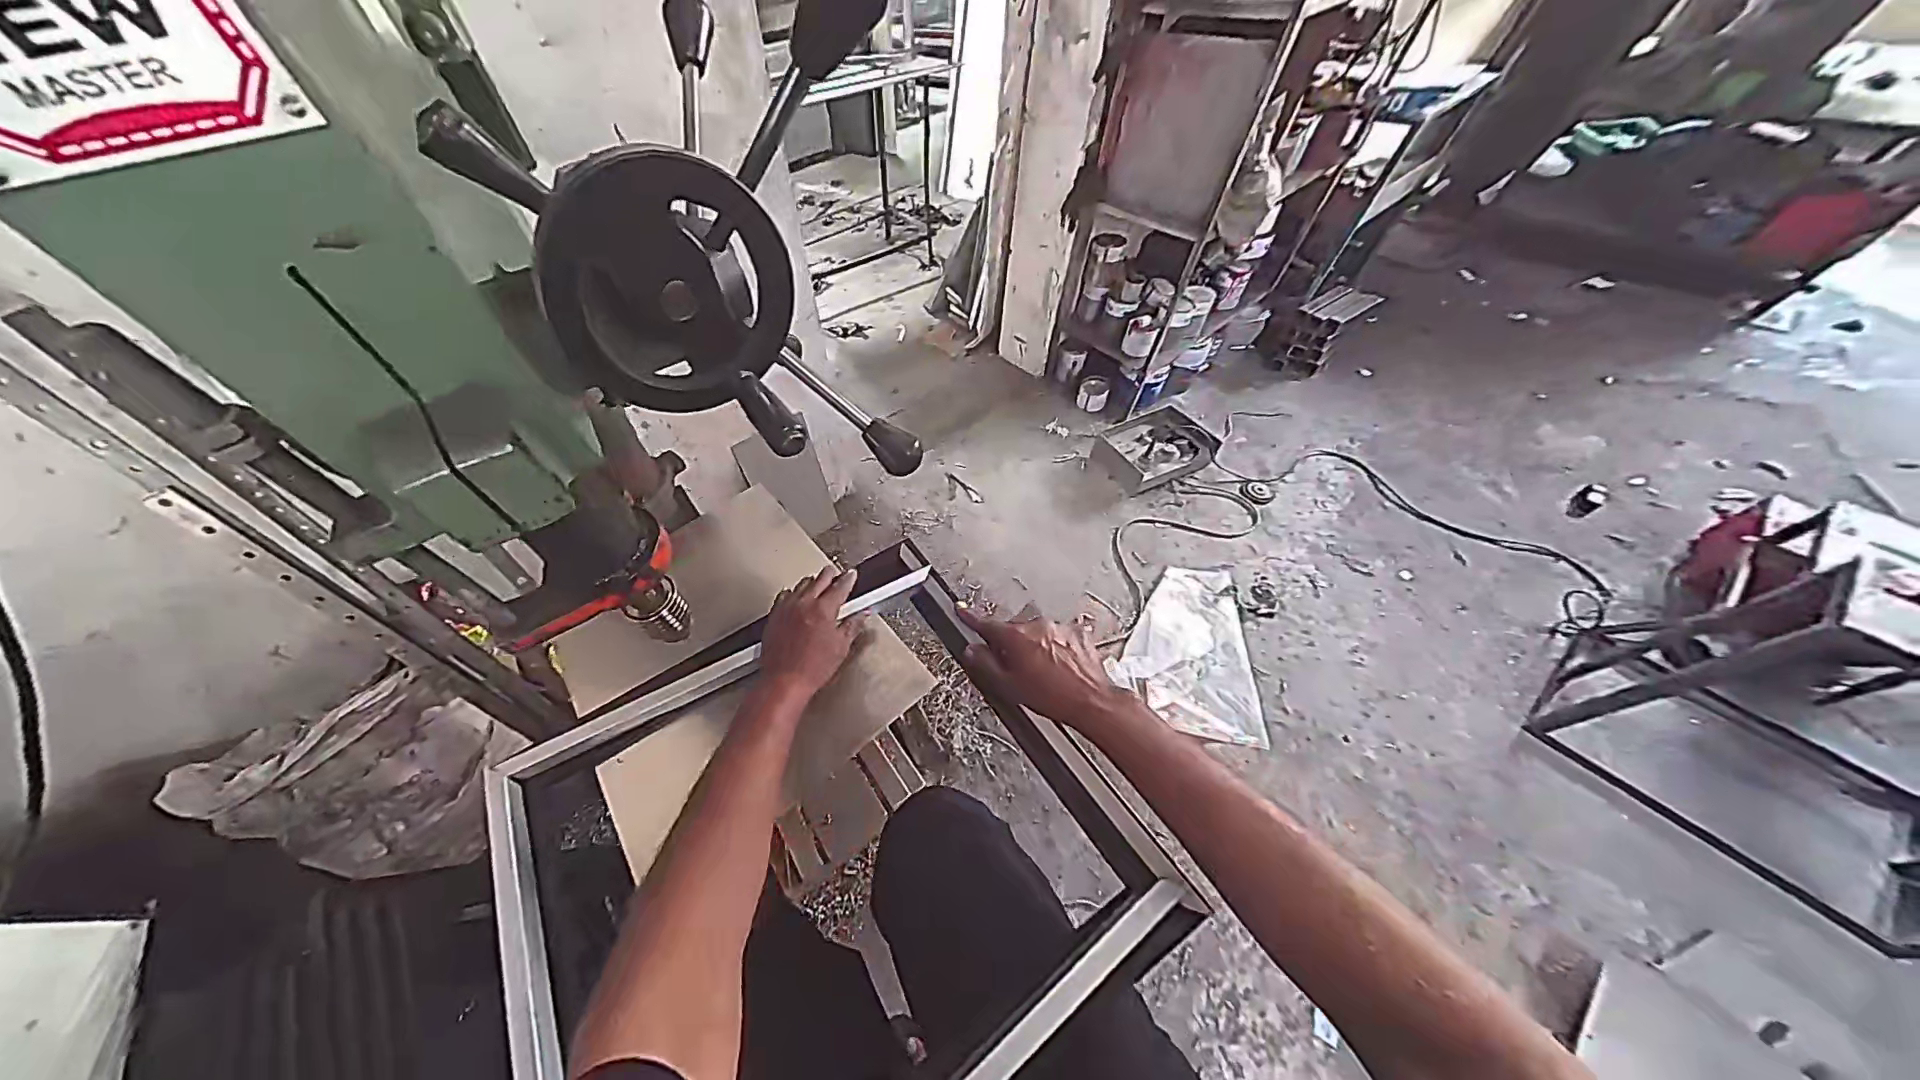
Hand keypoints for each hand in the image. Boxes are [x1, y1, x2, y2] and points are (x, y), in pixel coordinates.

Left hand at [760, 568, 861, 697]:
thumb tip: (862, 615)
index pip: (840, 586)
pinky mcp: (774, 616)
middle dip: (830, 574)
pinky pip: (784, 596)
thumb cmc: (811, 669)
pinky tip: (796, 598)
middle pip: (819, 578)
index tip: (851, 575)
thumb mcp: (841, 647)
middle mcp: (804, 604)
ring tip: (818, 584)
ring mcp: (786, 608)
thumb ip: (853, 626)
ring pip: (801, 584)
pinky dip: (793, 593)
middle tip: (836, 575)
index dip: (848, 579)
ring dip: (812, 582)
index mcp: (823, 610)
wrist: (784, 681)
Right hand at [959, 610, 1141, 733]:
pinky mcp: (1077, 632)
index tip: (961, 610)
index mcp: (1016, 638)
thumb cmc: (1053, 697)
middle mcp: (1037, 626)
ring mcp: (1059, 628)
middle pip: (1014, 631)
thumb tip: (972, 650)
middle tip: (1016, 670)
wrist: (1092, 701)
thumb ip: (985, 664)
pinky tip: (1060, 668)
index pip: (986, 624)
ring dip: (1036, 647)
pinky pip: (1058, 636)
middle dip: (1011, 646)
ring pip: (1037, 633)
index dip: (969, 617)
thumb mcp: (1009, 686)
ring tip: (1045, 674)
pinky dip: (1056, 648)